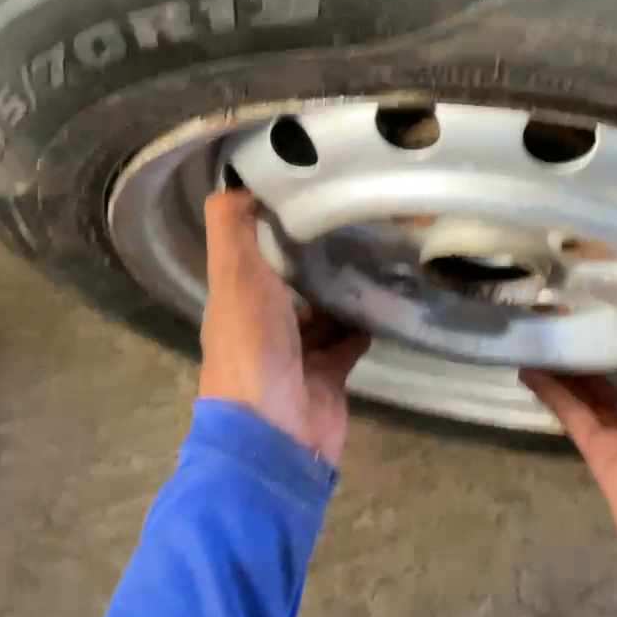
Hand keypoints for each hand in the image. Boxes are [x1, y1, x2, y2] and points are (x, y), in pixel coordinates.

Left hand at [199, 191, 371, 465]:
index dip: (273, 221)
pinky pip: (348, 342)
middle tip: (355, 219)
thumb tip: (240, 182)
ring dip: (344, 288)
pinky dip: (363, 324)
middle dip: (317, 255)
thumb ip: (232, 227)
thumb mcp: (235, 275)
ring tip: (377, 253)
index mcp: (236, 297)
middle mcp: (263, 322)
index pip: (254, 250)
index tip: (309, 188)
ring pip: (323, 310)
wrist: (276, 434)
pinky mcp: (328, 375)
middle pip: (291, 279)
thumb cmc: (253, 347)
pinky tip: (384, 299)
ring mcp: (297, 352)